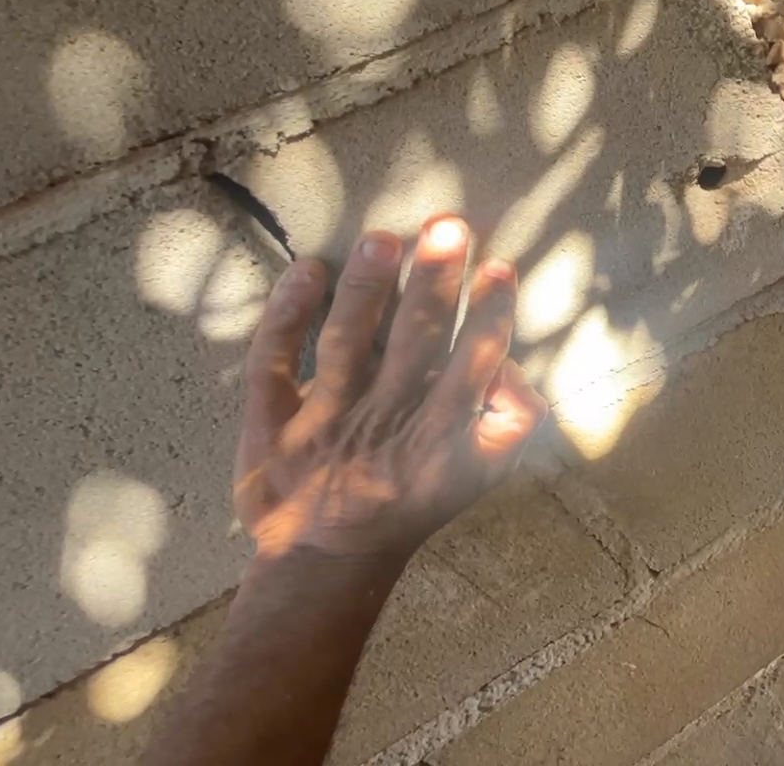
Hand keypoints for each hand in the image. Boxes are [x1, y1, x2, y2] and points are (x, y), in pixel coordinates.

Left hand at [235, 214, 548, 564]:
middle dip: (434, 282)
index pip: (474, 362)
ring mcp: (322, 419)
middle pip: (414, 342)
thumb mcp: (487, 472)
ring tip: (383, 237)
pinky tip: (305, 270)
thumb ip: (514, 419)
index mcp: (441, 433)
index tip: (500, 268)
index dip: (490, 314)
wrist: (329, 556)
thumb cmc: (420, 499)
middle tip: (446, 227)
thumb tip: (509, 365)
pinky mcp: (269, 421)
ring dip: (367, 288)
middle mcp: (385, 419)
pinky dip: (283, 316)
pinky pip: (271, 363)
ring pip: (347, 343)